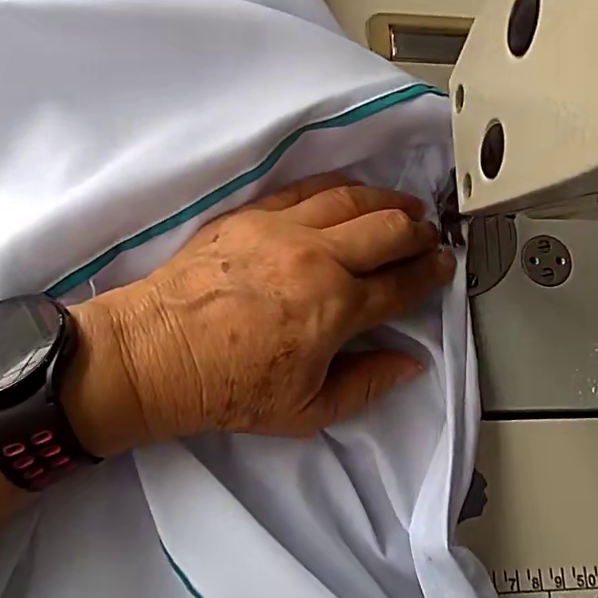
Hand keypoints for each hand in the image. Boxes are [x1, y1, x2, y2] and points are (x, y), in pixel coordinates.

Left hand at [66, 173, 455, 453]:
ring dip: (385, 200)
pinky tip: (344, 193)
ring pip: (350, 198)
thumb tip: (407, 363)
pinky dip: (334, 187)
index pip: (401, 283)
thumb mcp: (305, 410)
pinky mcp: (247, 216)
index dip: (430, 274)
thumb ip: (365, 385)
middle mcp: (315, 259)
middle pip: (388, 228)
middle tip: (426, 236)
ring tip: (399, 207)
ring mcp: (279, 230)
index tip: (440, 268)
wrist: (157, 355)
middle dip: (418, 231)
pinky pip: (302, 188)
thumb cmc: (225, 388)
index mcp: (336, 309)